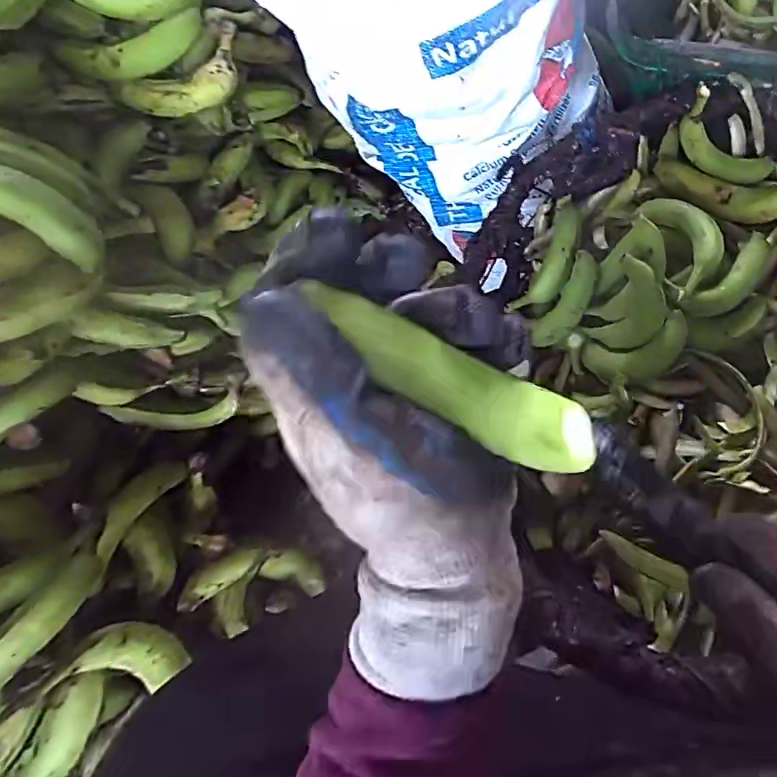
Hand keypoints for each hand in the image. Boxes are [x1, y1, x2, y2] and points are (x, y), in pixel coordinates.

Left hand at [239, 211, 525, 701]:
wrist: (456, 548)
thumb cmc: (389, 500)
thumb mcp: (341, 437)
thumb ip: (309, 369)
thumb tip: (269, 296)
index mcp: (321, 368)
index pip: (299, 292)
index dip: (312, 254)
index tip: (340, 228)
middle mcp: (370, 354)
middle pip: (373, 282)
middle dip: (395, 265)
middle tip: (414, 264)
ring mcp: (425, 362)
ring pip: (441, 300)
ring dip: (459, 307)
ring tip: (475, 338)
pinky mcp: (471, 373)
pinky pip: (491, 333)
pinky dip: (502, 336)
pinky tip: (507, 356)